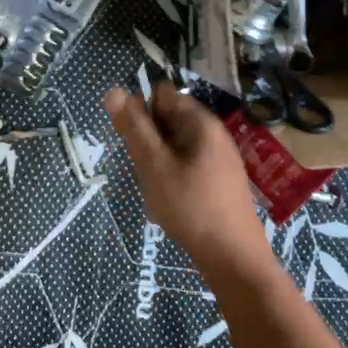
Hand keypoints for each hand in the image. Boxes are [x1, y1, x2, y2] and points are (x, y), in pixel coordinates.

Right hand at [104, 84, 266, 273]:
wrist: (233, 257)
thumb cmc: (190, 206)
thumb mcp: (154, 165)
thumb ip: (134, 128)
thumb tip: (114, 90)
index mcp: (201, 122)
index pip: (162, 94)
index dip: (142, 111)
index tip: (135, 142)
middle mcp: (214, 132)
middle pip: (169, 117)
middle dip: (149, 137)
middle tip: (145, 167)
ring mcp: (220, 156)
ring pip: (176, 142)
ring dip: (159, 157)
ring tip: (157, 185)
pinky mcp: (220, 178)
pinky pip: (188, 161)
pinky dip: (173, 172)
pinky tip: (171, 197)